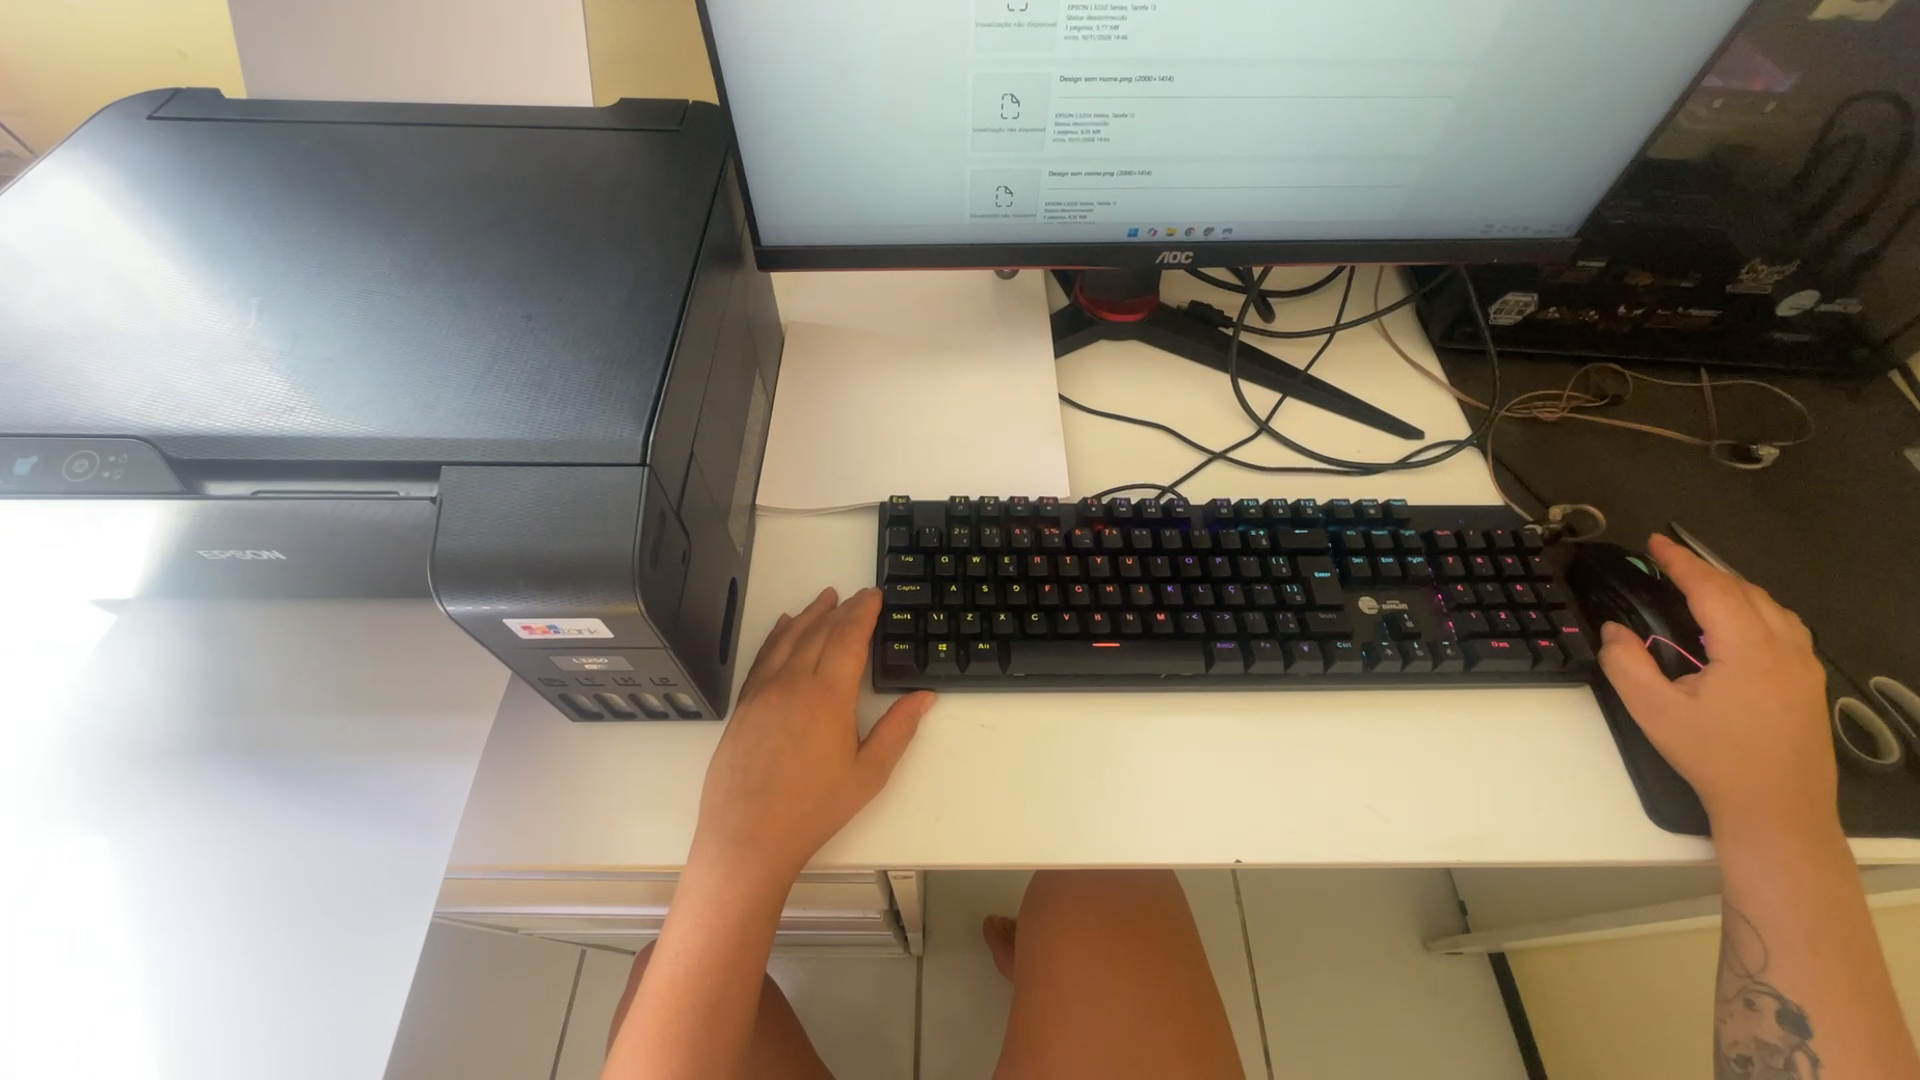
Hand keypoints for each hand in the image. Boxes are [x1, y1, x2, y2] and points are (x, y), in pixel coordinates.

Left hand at [691, 586, 934, 884]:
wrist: (747, 838)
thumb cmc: (813, 809)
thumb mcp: (868, 774)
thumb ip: (898, 729)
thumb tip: (924, 697)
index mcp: (828, 696)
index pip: (848, 637)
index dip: (864, 612)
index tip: (875, 595)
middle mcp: (792, 684)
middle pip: (820, 632)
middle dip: (842, 609)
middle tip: (859, 595)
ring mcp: (763, 693)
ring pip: (788, 639)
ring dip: (810, 614)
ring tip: (826, 598)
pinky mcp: (744, 706)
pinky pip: (763, 657)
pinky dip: (777, 636)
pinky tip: (784, 627)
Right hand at [1596, 534, 1834, 835]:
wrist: (1776, 806)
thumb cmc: (1713, 756)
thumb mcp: (1652, 710)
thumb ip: (1626, 662)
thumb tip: (1614, 629)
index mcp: (1748, 651)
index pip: (1714, 590)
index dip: (1682, 562)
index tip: (1656, 542)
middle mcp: (1786, 651)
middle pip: (1747, 592)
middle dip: (1706, 571)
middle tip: (1667, 562)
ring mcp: (1805, 667)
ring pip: (1772, 608)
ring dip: (1733, 589)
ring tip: (1696, 587)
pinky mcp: (1809, 683)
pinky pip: (1784, 628)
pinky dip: (1754, 610)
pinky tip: (1732, 623)